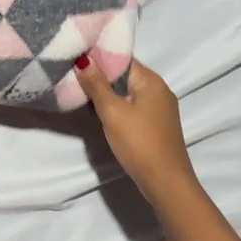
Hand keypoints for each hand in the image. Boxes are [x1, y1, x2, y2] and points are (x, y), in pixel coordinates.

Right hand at [75, 56, 199, 210]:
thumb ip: (96, 84)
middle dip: (101, 75)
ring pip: (128, 92)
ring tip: (82, 92)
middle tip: (74, 75)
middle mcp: (159, 90)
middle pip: (125, 74)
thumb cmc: (139, 142)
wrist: (166, 184)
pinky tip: (101, 112)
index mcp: (151, 80)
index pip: (121, 58)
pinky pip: (133, 106)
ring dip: (108, 93)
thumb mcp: (112, 112)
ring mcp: (160, 109)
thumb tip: (84, 59)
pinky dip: (118, 106)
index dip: (99, 56)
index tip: (76, 57)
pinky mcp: (157, 125)